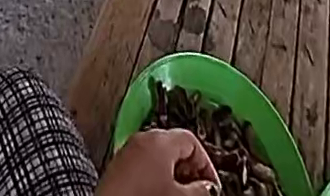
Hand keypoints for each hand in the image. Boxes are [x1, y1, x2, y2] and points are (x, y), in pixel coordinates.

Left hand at [98, 128, 219, 195]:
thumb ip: (200, 190)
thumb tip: (208, 188)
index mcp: (159, 140)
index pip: (191, 140)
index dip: (206, 164)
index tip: (213, 187)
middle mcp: (142, 139)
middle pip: (174, 148)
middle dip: (189, 171)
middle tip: (198, 193)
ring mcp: (127, 153)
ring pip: (159, 159)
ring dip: (173, 177)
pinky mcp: (117, 169)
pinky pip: (144, 167)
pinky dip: (156, 179)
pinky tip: (158, 195)